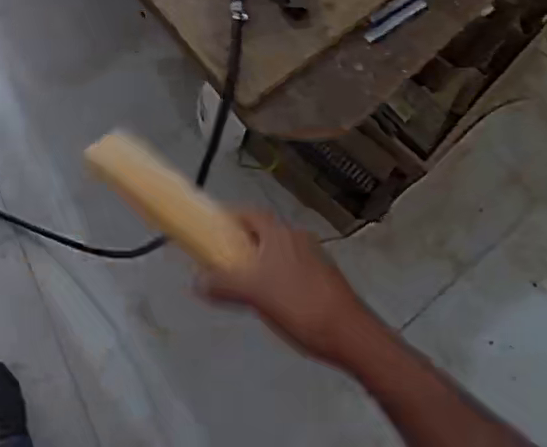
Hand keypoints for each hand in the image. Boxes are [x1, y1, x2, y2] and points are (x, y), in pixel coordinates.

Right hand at [198, 210, 379, 365]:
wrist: (350, 334)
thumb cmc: (298, 304)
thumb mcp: (253, 294)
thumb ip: (223, 285)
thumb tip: (196, 280)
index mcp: (278, 233)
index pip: (249, 212)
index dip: (230, 217)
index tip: (214, 228)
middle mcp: (296, 237)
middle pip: (264, 232)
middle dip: (244, 242)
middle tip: (226, 258)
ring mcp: (314, 256)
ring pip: (279, 251)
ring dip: (262, 261)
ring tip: (247, 283)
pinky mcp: (325, 277)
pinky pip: (293, 268)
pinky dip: (278, 275)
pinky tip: (275, 300)